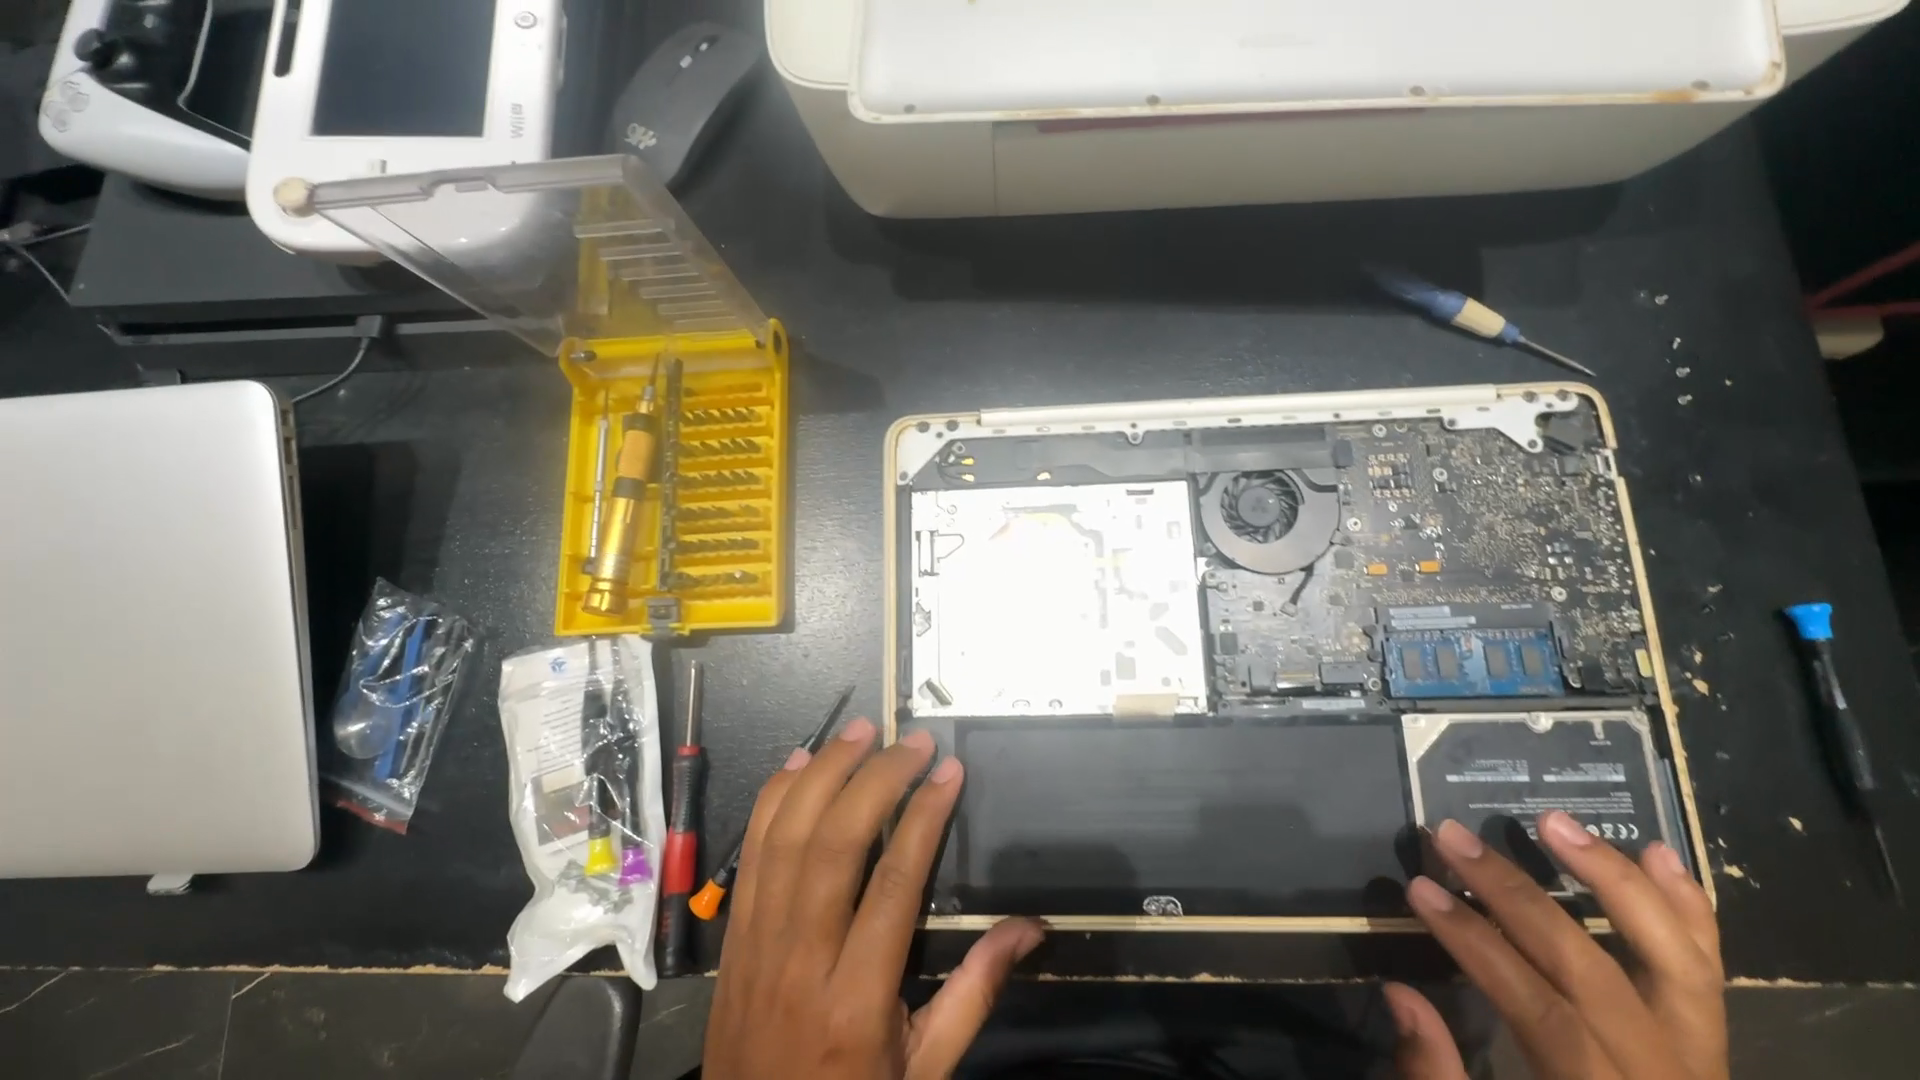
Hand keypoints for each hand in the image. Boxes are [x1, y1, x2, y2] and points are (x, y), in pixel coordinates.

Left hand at [703, 717, 1046, 1079]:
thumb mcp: (926, 1068)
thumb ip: (975, 993)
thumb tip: (1029, 929)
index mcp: (857, 997)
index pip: (894, 883)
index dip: (925, 818)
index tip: (950, 772)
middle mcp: (801, 958)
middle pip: (834, 845)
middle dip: (875, 779)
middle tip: (911, 742)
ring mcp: (758, 942)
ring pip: (786, 837)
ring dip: (823, 773)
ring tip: (860, 733)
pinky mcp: (733, 936)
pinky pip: (750, 854)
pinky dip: (774, 800)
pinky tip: (799, 764)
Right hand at [1387, 811, 1725, 1079]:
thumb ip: (1437, 1077)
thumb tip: (1399, 994)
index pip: (1540, 1008)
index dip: (1475, 944)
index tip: (1419, 889)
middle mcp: (1667, 1078)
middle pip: (1591, 967)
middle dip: (1514, 894)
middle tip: (1452, 836)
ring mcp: (1702, 1061)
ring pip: (1673, 958)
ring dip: (1613, 881)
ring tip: (1554, 822)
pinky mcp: (1709, 1046)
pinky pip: (1708, 973)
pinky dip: (1688, 909)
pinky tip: (1659, 853)